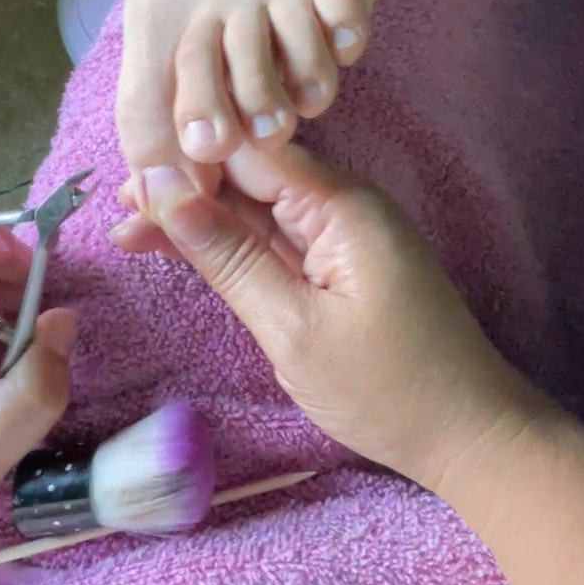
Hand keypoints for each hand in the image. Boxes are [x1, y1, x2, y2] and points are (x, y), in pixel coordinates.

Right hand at [112, 146, 549, 487]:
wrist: (466, 432)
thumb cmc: (385, 387)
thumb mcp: (292, 326)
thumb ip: (228, 256)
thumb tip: (166, 193)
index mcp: (339, 201)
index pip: (248, 153)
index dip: (186, 161)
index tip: (127, 186)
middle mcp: (341, 200)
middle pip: (249, 175)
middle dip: (184, 189)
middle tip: (117, 214)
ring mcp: (340, 230)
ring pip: (256, 206)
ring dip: (199, 218)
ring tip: (130, 231)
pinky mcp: (337, 259)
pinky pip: (275, 236)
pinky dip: (231, 244)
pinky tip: (183, 247)